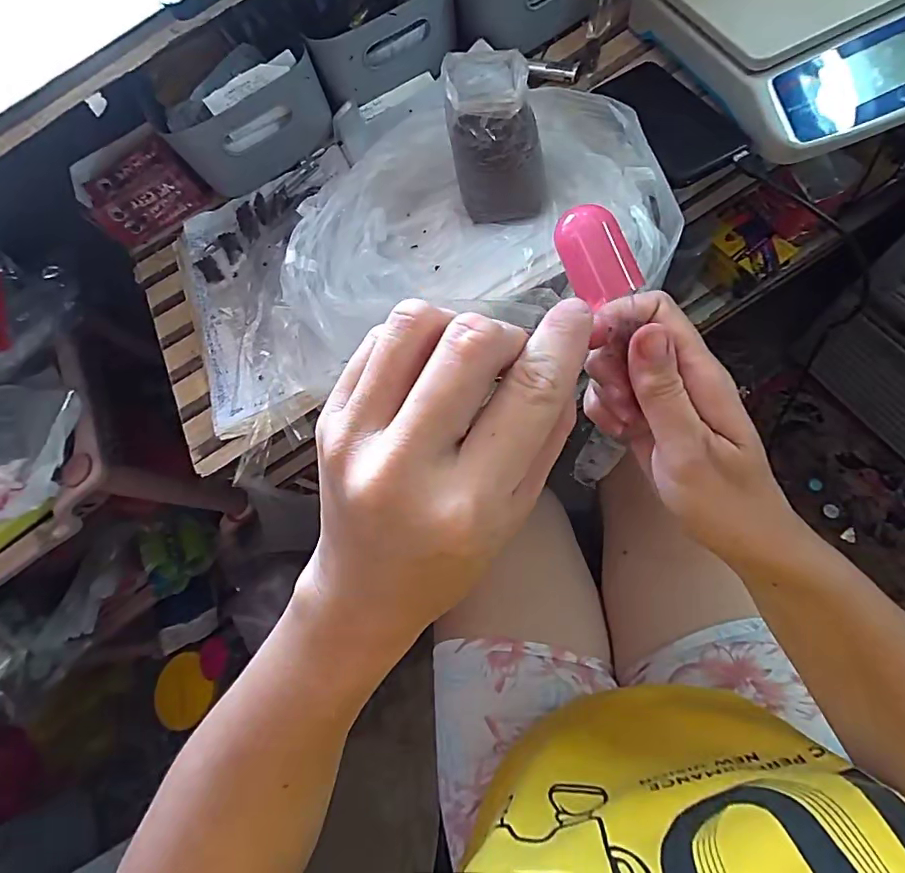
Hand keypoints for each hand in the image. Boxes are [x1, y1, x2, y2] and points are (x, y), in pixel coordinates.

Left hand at [296, 297, 592, 655]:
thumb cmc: (452, 559)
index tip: (576, 315)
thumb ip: (548, 431)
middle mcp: (404, 464)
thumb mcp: (518, 509)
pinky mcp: (328, 415)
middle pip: (467, 342)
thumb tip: (561, 352)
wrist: (363, 588)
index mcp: (467, 503)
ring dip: (456, 323)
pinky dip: (417, 337)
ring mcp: (355, 434)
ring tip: (464, 357)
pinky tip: (427, 368)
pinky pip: (380, 338)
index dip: (561, 342)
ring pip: (415, 322)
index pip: (527, 394)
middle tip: (510, 357)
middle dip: (505, 333)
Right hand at [582, 291, 801, 559]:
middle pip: (631, 335)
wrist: (745, 542)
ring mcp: (665, 397)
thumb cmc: (725, 502)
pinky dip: (607, 411)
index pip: (658, 311)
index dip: (621, 314)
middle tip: (617, 403)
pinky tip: (619, 436)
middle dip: (608, 360)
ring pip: (619, 366)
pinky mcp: (651, 418)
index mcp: (699, 372)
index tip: (593, 342)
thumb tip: (645, 331)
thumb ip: (663, 390)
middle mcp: (682, 376)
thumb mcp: (689, 449)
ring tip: (622, 425)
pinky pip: (617, 397)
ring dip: (606, 389)